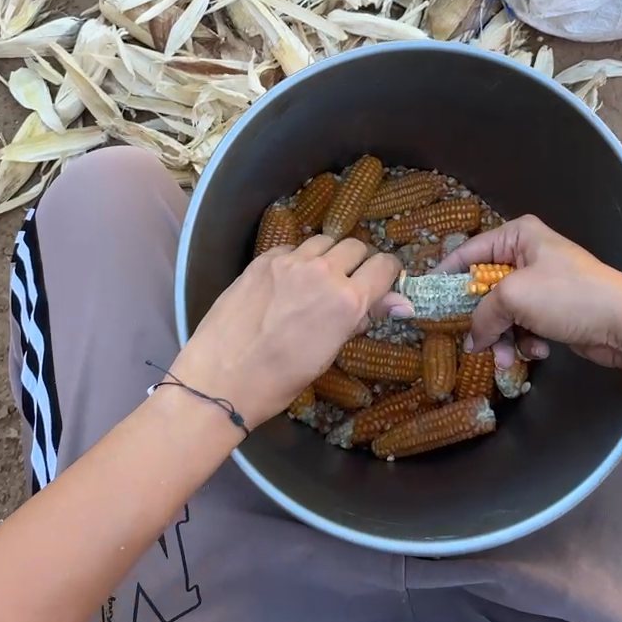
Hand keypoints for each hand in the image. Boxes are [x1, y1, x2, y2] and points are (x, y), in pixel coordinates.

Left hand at [169, 236, 407, 426]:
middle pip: (355, 247)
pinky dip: (296, 260)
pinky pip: (291, 249)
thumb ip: (362, 318)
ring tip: (316, 280)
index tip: (383, 280)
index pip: (384, 266)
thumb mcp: (329, 352)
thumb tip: (401, 303)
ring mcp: (290, 262)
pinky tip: (286, 283)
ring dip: (327, 256)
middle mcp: (323, 272)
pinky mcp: (264, 260)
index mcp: (347, 301)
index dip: (388, 273)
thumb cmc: (280, 379)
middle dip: (358, 262)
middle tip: (348, 283)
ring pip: (324, 241)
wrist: (220, 378)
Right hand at [440, 215, 621, 368]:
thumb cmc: (568, 296)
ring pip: (503, 311)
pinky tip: (538, 350)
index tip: (427, 300)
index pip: (468, 252)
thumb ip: (482, 315)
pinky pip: (523, 324)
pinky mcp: (553, 309)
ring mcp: (541, 282)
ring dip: (503, 336)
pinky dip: (524, 339)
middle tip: (472, 341)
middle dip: (481, 318)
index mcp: (517, 235)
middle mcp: (527, 254)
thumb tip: (470, 339)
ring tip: (508, 356)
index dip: (446, 276)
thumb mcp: (514, 298)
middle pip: (484, 287)